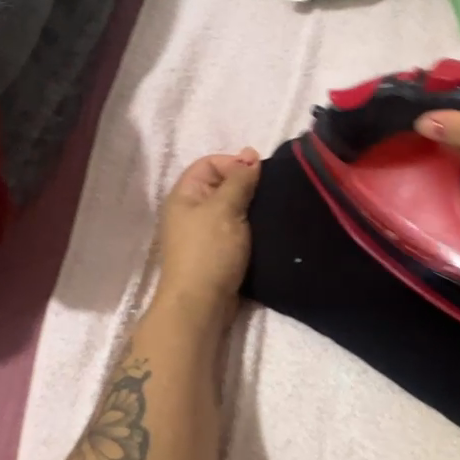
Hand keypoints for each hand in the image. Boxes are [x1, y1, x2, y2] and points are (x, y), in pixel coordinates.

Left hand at [155, 149, 260, 315]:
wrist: (201, 304)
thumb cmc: (209, 252)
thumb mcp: (225, 209)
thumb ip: (239, 180)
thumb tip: (250, 155)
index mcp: (185, 194)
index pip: (210, 163)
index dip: (235, 163)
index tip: (262, 176)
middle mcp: (191, 211)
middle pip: (222, 186)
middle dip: (247, 186)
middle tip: (272, 194)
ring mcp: (203, 234)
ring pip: (232, 210)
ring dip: (252, 209)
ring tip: (274, 211)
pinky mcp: (217, 253)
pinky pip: (236, 231)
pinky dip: (251, 229)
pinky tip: (268, 231)